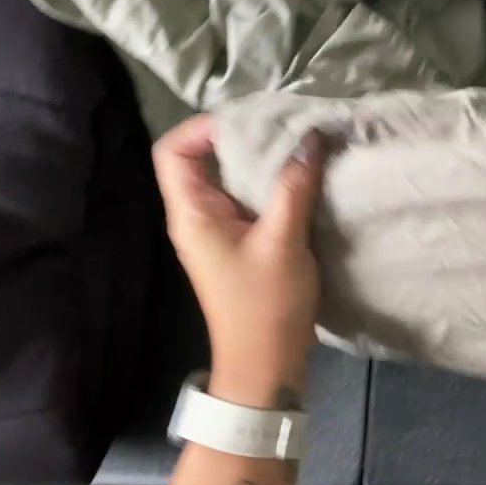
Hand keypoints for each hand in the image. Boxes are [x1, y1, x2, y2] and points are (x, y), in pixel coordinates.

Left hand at [152, 115, 325, 407]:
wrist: (267, 363)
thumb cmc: (265, 304)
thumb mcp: (283, 241)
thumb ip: (294, 187)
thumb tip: (311, 138)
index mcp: (191, 214)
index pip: (174, 152)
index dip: (203, 127)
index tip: (251, 121)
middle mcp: (198, 216)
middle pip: (205, 159)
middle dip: (243, 137)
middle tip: (285, 126)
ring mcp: (220, 230)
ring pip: (232, 178)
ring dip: (262, 160)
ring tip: (298, 144)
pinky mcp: (242, 241)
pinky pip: (251, 199)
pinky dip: (272, 182)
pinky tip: (302, 176)